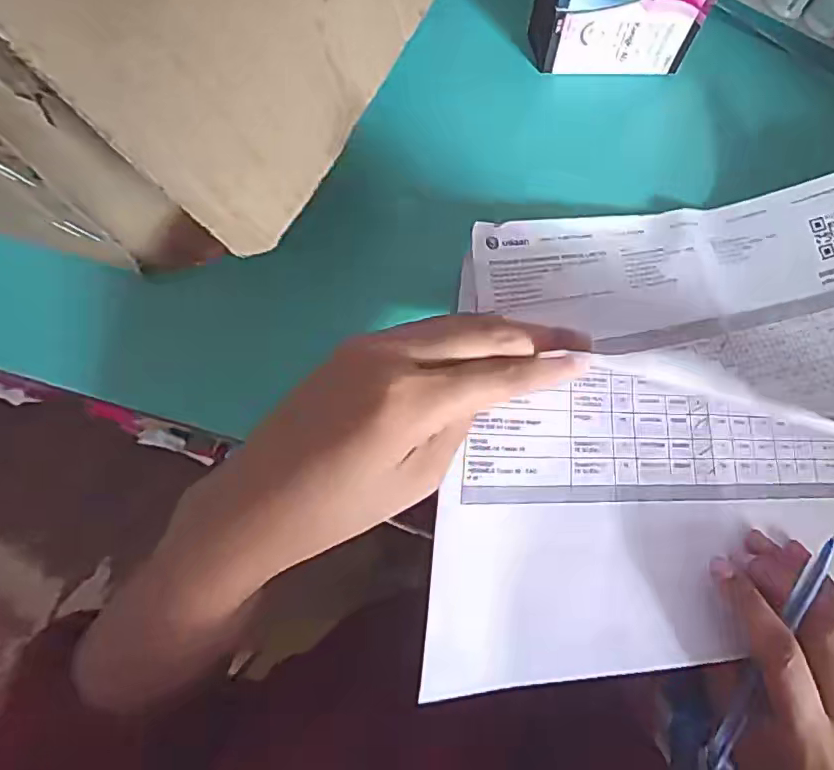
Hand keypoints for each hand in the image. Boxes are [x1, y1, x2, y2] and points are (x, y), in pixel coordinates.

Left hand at [175, 314, 589, 582]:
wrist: (251, 503)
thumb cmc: (337, 511)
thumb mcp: (417, 479)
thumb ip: (461, 424)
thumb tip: (487, 388)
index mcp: (409, 401)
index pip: (496, 375)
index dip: (543, 368)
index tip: (583, 359)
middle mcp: (394, 357)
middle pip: (482, 333)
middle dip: (534, 335)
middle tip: (576, 338)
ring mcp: (373, 343)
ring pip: (457, 323)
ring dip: (503, 328)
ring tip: (543, 337)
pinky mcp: (360, 343)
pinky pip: (429, 330)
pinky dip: (467, 334)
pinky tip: (489, 342)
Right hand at [709, 531, 833, 769]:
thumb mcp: (740, 736)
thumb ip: (731, 673)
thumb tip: (726, 604)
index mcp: (812, 739)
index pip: (783, 654)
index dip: (750, 605)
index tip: (726, 572)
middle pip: (823, 625)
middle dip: (784, 578)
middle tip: (752, 553)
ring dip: (805, 574)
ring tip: (774, 548)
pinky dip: (823, 590)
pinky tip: (802, 566)